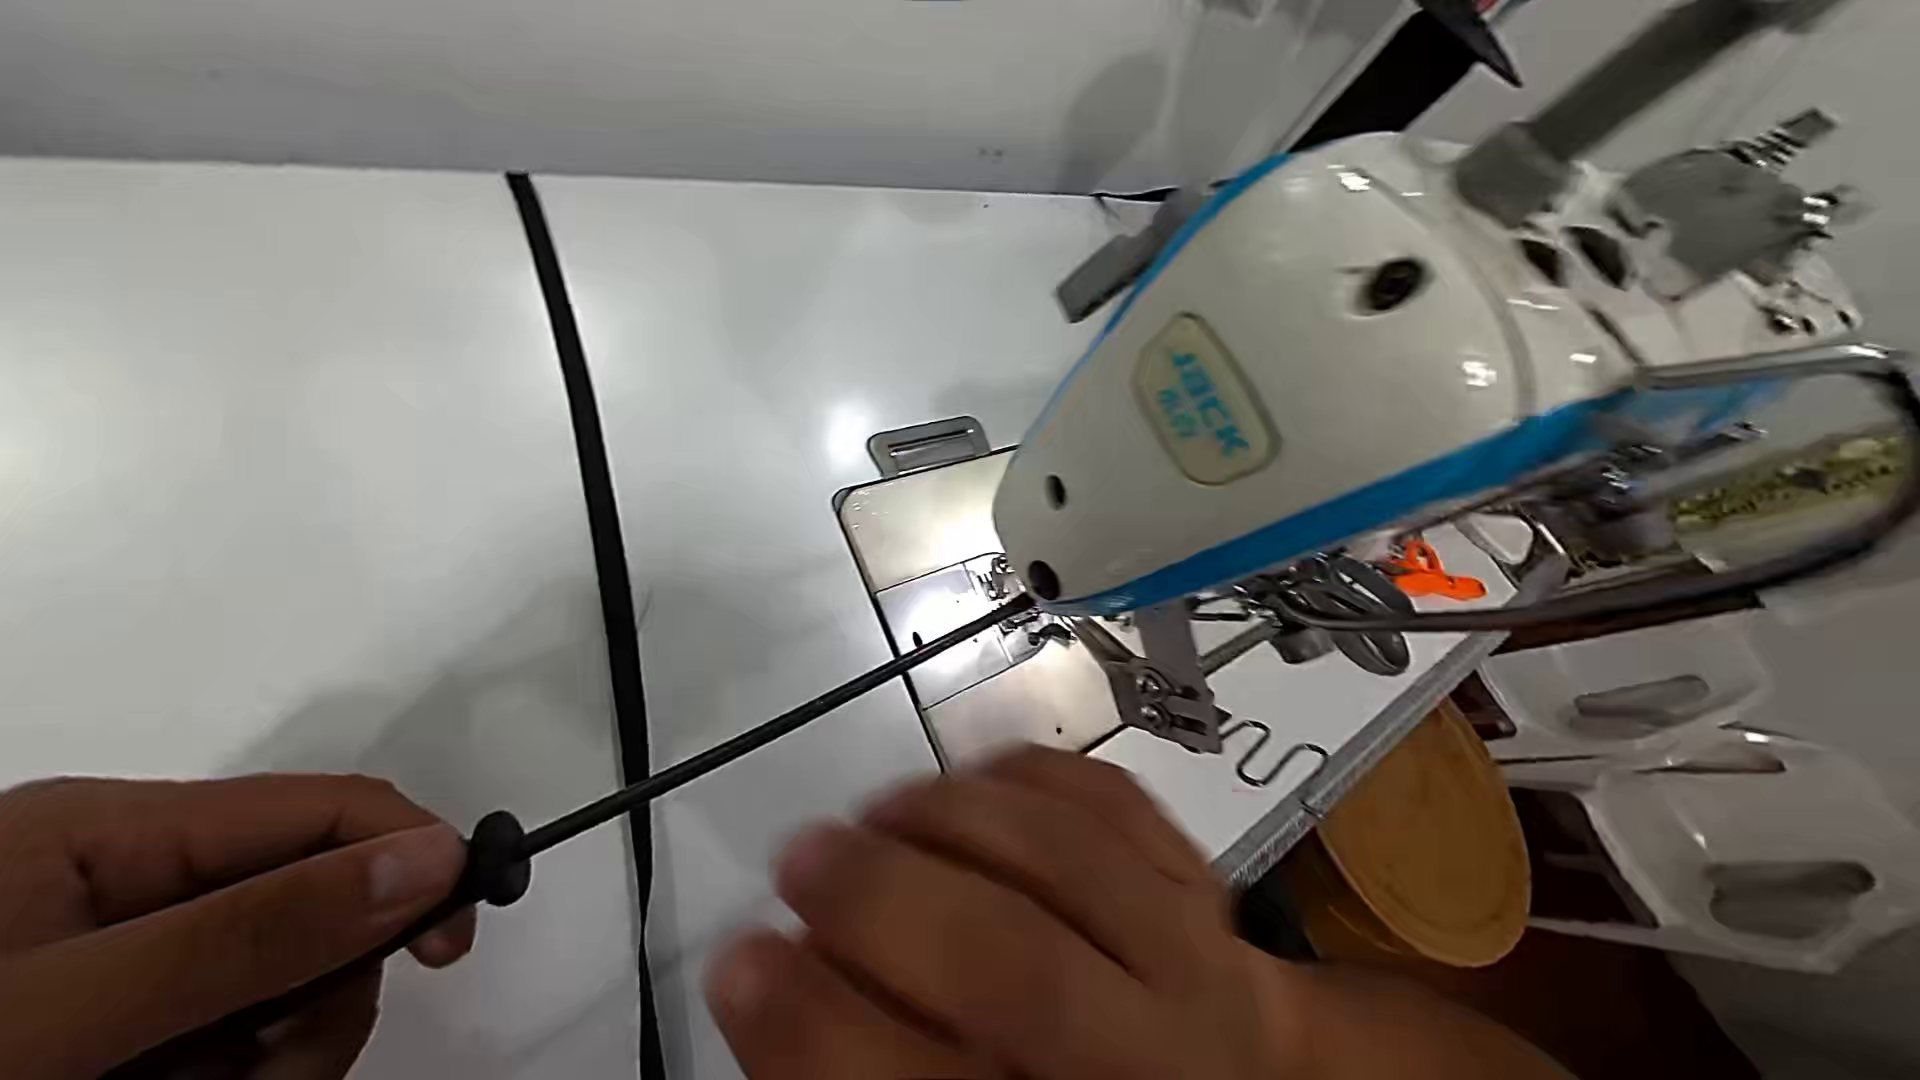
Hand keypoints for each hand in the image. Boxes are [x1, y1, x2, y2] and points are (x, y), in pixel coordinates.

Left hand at [0, 774, 477, 1079]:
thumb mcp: (56, 1018)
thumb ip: (252, 931)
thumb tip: (437, 857)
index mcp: (121, 830)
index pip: (333, 808)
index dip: (417, 852)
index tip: (456, 935)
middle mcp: (136, 870)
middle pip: (318, 892)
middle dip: (332, 979)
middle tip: (288, 1066)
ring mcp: (129, 943)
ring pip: (290, 963)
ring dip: (288, 1039)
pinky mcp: (128, 1006)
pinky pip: (242, 1015)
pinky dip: (245, 1064)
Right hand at [705, 747, 1300, 1078]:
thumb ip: (879, 1052)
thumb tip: (784, 963)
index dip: (811, 1025)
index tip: (737, 957)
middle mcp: (1147, 1052)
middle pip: (1012, 964)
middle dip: (883, 896)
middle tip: (802, 853)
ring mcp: (1195, 953)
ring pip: (1068, 861)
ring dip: (953, 817)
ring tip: (882, 808)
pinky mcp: (1203, 880)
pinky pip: (1118, 802)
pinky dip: (1036, 772)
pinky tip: (978, 777)